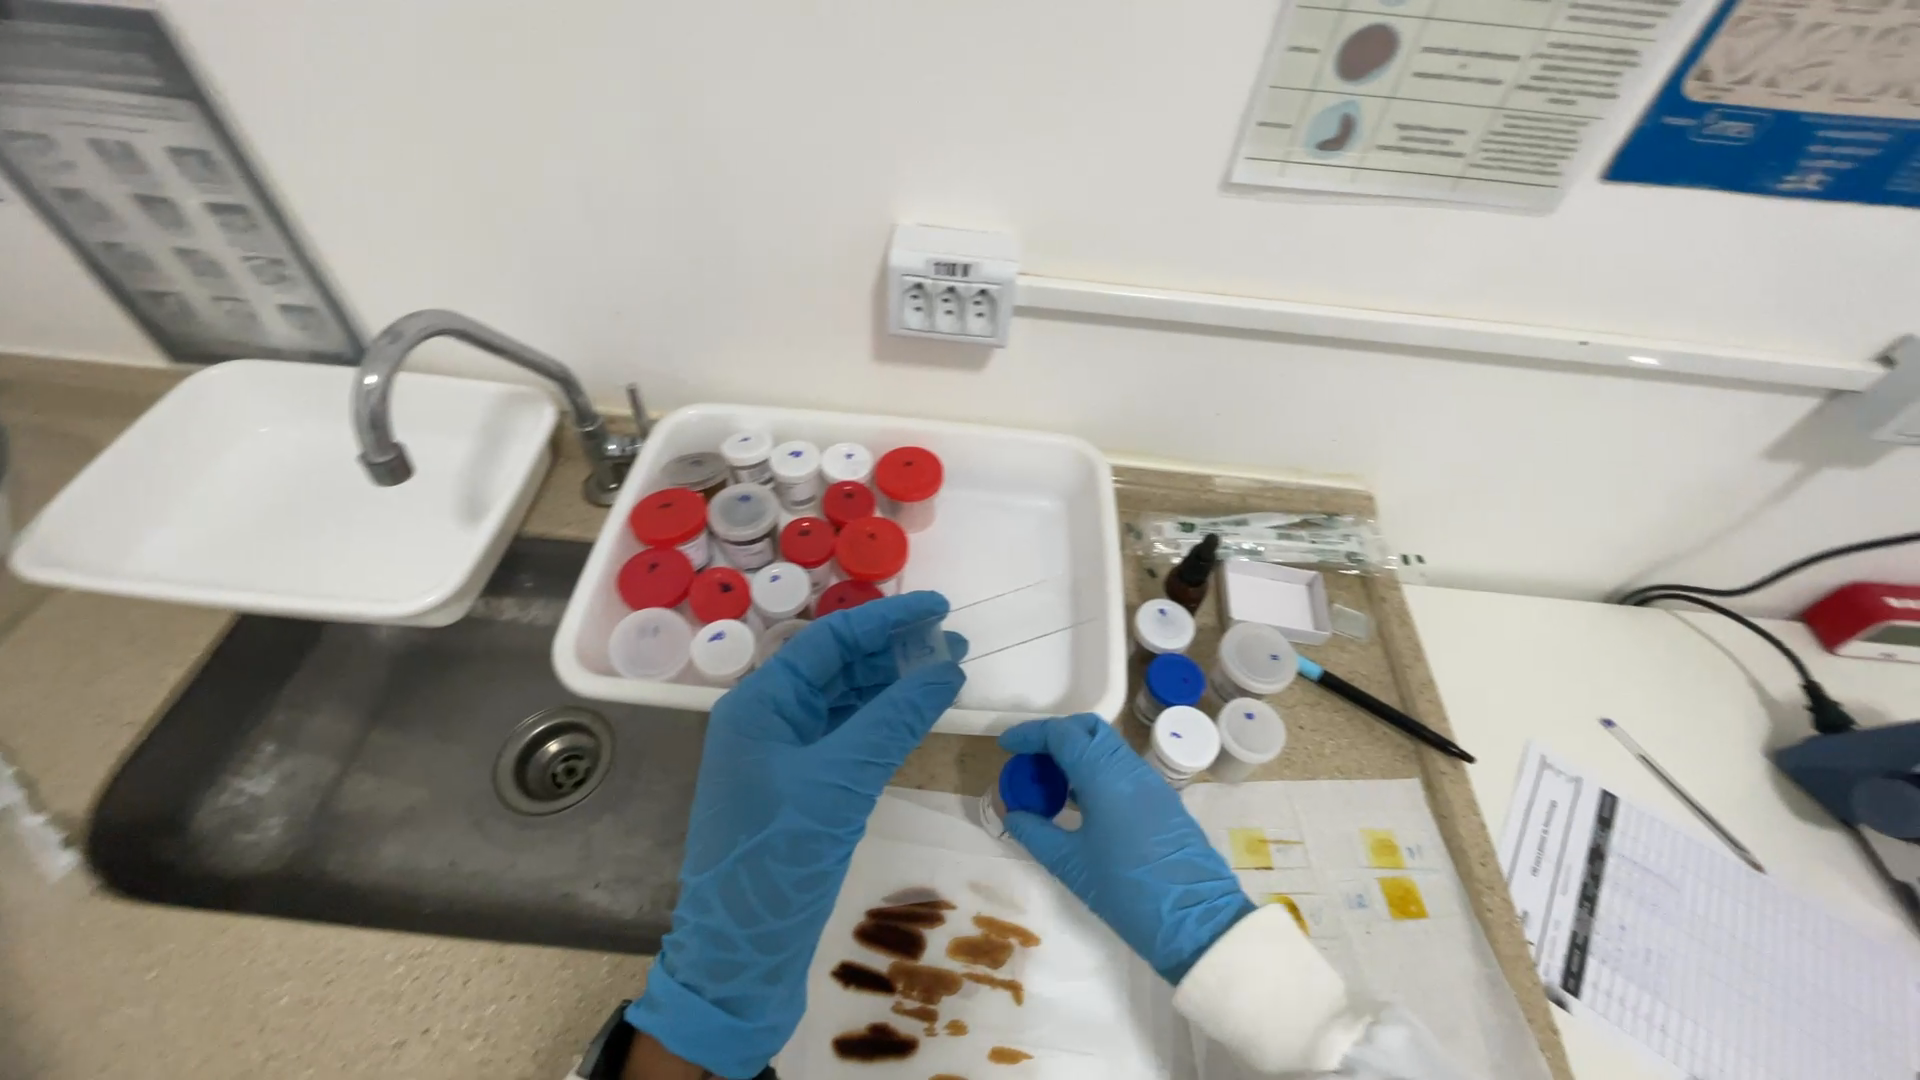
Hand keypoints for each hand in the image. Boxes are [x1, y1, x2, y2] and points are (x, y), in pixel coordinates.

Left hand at [626, 592, 965, 1078]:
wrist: (741, 959)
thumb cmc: (776, 860)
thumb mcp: (839, 783)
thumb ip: (893, 720)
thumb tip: (947, 669)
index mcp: (761, 703)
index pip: (830, 640)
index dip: (886, 620)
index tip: (939, 607)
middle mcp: (771, 718)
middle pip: (840, 666)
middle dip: (896, 651)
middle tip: (954, 642)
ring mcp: (788, 754)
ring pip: (848, 701)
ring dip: (895, 685)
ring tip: (949, 672)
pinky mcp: (806, 786)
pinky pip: (851, 736)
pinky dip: (886, 723)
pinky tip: (920, 713)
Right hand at [999, 713, 1253, 984]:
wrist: (1197, 922)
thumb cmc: (1127, 892)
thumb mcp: (1072, 865)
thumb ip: (1035, 832)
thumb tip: (1009, 811)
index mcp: (1104, 776)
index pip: (1062, 734)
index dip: (1030, 734)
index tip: (1006, 746)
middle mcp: (1129, 768)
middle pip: (1089, 729)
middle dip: (1055, 734)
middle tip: (1029, 758)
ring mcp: (1150, 781)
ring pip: (1107, 746)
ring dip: (1076, 751)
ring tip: (1049, 781)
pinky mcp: (1162, 799)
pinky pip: (1121, 767)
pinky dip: (1095, 768)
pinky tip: (1079, 799)